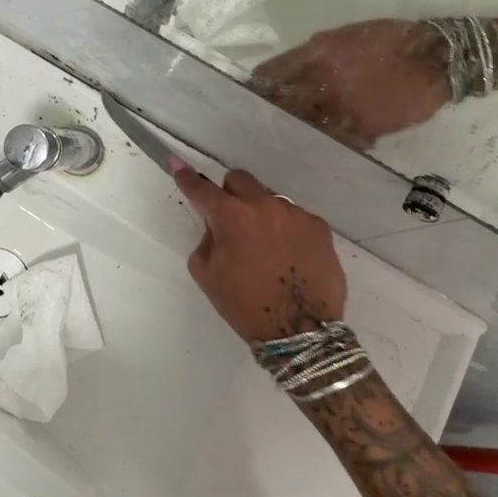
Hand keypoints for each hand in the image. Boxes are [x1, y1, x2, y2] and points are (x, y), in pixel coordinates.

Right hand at [174, 163, 346, 343]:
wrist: (301, 333)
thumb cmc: (244, 304)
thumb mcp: (206, 273)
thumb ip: (207, 238)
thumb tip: (218, 225)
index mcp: (231, 216)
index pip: (201, 188)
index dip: (186, 176)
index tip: (177, 163)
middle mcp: (263, 205)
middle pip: (239, 179)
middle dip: (229, 194)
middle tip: (231, 222)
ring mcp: (295, 214)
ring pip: (269, 198)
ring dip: (260, 213)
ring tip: (265, 246)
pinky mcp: (320, 228)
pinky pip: (295, 217)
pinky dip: (285, 229)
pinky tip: (288, 255)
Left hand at [251, 19, 451, 149]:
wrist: (439, 57)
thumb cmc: (387, 41)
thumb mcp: (340, 37)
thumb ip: (308, 55)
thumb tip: (283, 74)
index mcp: (316, 54)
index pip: (271, 75)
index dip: (257, 87)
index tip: (248, 96)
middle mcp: (324, 81)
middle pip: (281, 103)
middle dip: (267, 113)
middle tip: (253, 123)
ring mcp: (344, 106)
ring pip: (303, 125)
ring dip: (290, 132)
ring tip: (275, 140)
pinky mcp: (365, 127)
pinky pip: (334, 139)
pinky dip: (323, 142)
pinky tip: (313, 147)